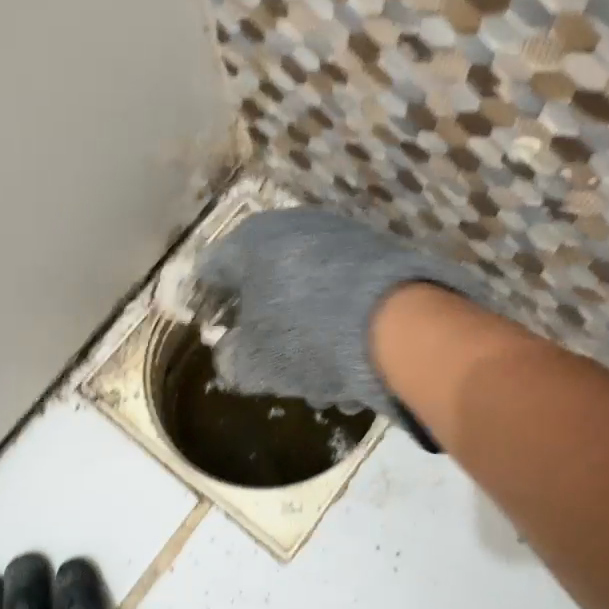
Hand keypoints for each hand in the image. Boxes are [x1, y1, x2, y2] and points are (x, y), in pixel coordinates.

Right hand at [195, 207, 486, 417]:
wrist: (399, 323)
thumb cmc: (305, 338)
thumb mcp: (254, 365)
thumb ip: (231, 360)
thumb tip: (233, 355)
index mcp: (250, 241)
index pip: (213, 268)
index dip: (210, 302)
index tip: (216, 332)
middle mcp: (294, 226)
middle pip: (268, 282)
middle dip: (272, 329)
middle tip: (276, 367)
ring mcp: (343, 236)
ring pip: (311, 294)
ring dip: (312, 335)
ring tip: (325, 382)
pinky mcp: (384, 254)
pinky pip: (348, 294)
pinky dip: (346, 326)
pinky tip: (357, 364)